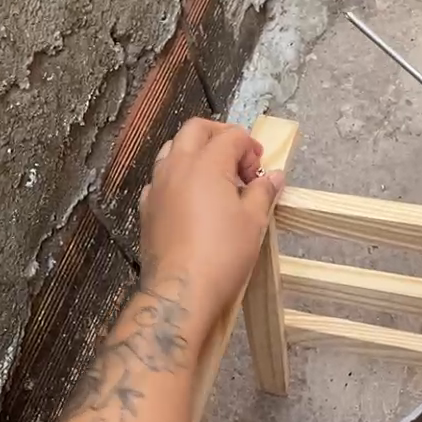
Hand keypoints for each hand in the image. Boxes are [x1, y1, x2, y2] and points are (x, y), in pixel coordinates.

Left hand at [138, 118, 285, 330]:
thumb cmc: (222, 254)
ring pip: (173, 150)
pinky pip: (161, 179)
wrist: (181, 291)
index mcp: (206, 163)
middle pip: (196, 130)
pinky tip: (193, 200)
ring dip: (196, 153)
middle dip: (220, 136)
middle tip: (239, 159)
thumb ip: (263, 191)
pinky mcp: (147, 208)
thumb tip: (273, 176)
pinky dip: (178, 178)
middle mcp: (176, 166)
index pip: (231, 136)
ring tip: (216, 177)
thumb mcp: (254, 221)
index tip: (260, 170)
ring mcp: (157, 186)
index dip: (250, 147)